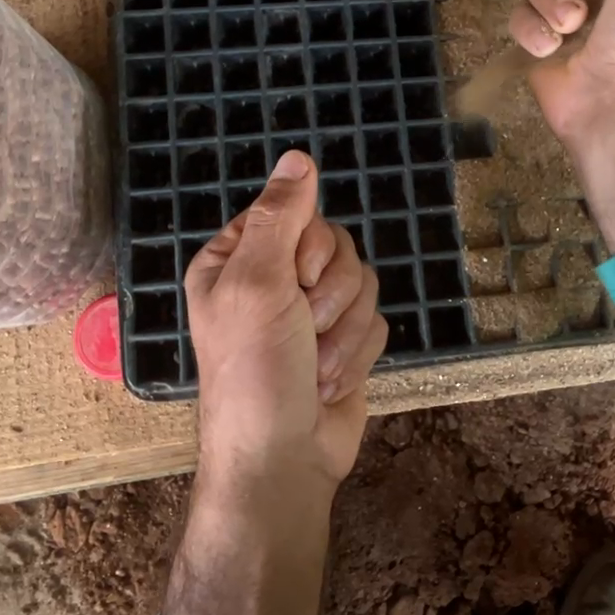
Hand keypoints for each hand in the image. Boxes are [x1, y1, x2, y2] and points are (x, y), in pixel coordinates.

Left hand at [162, 149, 386, 614]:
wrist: (285, 457)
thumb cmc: (256, 371)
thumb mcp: (257, 284)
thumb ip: (279, 216)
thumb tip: (298, 156)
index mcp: (239, 259)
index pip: (295, 214)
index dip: (308, 247)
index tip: (297, 279)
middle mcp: (275, 280)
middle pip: (339, 247)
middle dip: (331, 296)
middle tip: (304, 328)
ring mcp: (313, 313)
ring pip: (364, 284)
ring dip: (343, 332)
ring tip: (313, 365)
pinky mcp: (345, 342)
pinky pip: (376, 322)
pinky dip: (356, 355)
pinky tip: (328, 383)